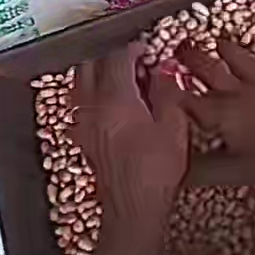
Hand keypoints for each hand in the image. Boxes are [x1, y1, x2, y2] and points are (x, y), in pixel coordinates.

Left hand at [73, 41, 189, 228]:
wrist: (134, 205)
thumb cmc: (158, 167)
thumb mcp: (174, 126)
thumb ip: (167, 91)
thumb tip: (162, 67)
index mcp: (115, 100)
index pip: (117, 59)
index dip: (134, 48)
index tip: (151, 48)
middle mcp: (92, 106)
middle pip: (90, 65)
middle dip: (112, 55)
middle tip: (137, 58)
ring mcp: (83, 121)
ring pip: (81, 81)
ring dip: (100, 71)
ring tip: (127, 76)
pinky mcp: (82, 134)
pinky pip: (83, 99)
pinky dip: (96, 89)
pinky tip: (119, 98)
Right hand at [177, 40, 254, 185]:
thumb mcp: (233, 173)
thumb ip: (199, 171)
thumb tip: (170, 173)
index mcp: (220, 114)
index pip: (185, 99)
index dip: (166, 90)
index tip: (149, 81)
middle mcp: (236, 93)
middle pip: (208, 69)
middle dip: (190, 59)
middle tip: (175, 49)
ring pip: (238, 58)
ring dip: (224, 49)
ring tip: (213, 40)